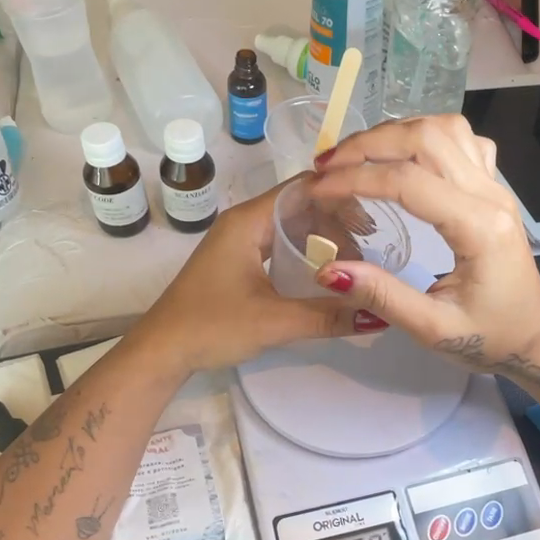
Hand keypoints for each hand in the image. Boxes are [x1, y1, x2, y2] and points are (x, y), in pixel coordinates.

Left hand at [132, 181, 369, 373]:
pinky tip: (325, 274)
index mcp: (248, 221)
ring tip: (357, 260)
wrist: (160, 351)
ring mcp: (237, 242)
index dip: (341, 195)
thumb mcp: (274, 321)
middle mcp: (243, 223)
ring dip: (322, 238)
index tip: (376, 215)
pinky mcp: (236, 262)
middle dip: (337, 220)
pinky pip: (278, 245)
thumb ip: (327, 316)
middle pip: (300, 205)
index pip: (304, 187)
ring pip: (289, 227)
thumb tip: (378, 313)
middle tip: (374, 244)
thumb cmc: (211, 326)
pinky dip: (304, 253)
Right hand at [306, 115, 539, 390]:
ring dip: (396, 132)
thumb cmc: (488, 337)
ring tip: (357, 156)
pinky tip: (401, 156)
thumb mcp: (432, 329)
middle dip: (370, 144)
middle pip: (426, 138)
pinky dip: (424, 136)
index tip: (317, 189)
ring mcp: (496, 186)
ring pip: (445, 128)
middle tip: (328, 165)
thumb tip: (328, 270)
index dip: (356, 178)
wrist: (534, 338)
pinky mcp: (494, 187)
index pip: (409, 181)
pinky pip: (461, 141)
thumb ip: (382, 296)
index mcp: (478, 228)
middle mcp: (491, 196)